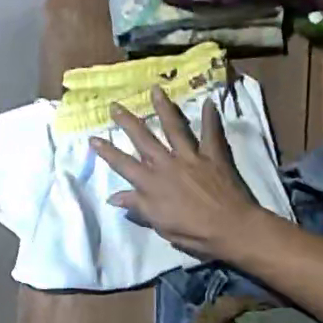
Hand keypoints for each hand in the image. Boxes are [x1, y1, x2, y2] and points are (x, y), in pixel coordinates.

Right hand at [90, 87, 266, 258]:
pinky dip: (211, 117)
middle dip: (127, 121)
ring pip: (174, 127)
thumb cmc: (193, 232)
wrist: (229, 227)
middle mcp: (167, 165)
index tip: (93, 138)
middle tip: (115, 105)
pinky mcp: (213, 155)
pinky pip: (211, 132)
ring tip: (156, 90)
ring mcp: (191, 157)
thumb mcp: (159, 224)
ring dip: (163, 107)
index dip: (107, 151)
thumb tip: (113, 198)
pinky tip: (209, 102)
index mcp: (151, 184)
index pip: (123, 165)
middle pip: (143, 139)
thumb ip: (138, 207)